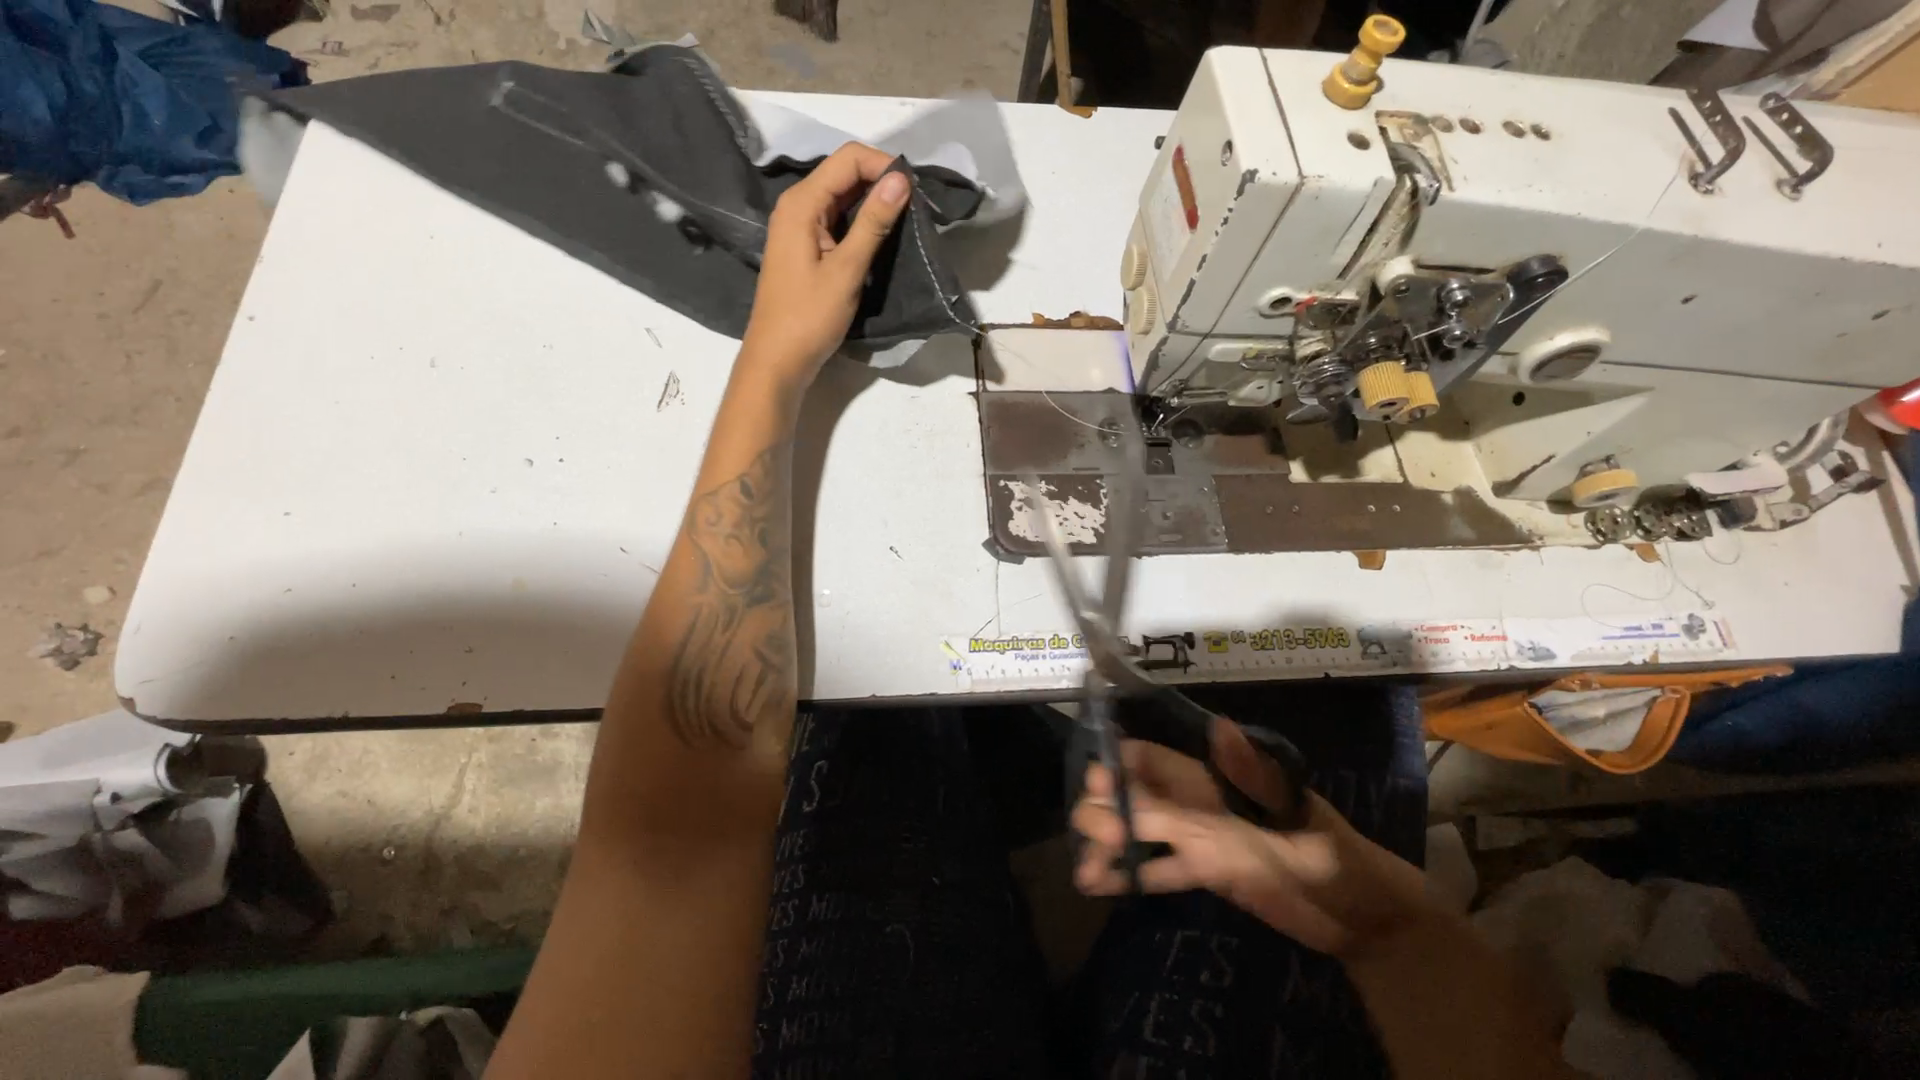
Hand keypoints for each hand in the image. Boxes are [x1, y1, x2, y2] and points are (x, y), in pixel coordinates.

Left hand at [740, 142, 911, 382]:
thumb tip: (901, 179)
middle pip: (845, 173)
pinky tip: (883, 238)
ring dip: (874, 203)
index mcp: (801, 203)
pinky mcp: (807, 246)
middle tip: (917, 207)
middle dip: (881, 182)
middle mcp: (797, 205)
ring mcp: (800, 226)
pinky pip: (838, 219)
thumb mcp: (846, 270)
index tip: (915, 191)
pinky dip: (862, 222)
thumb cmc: (809, 317)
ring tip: (907, 221)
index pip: (848, 159)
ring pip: (843, 197)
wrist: (778, 360)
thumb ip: (873, 223)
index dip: (884, 165)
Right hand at [1071, 723, 1433, 958]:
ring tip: (1084, 872)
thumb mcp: (1293, 819)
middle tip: (1092, 836)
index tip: (1096, 783)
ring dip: (1112, 846)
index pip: (1158, 761)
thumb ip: (1249, 781)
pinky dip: (1132, 873)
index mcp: (1221, 782)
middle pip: (1141, 796)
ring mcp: (1204, 840)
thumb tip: (1219, 726)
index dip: (1122, 765)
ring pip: (1145, 834)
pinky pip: (1162, 869)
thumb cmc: (1339, 859)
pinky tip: (1102, 885)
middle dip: (1107, 808)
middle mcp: (1202, 805)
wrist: (1369, 920)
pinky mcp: (1210, 873)